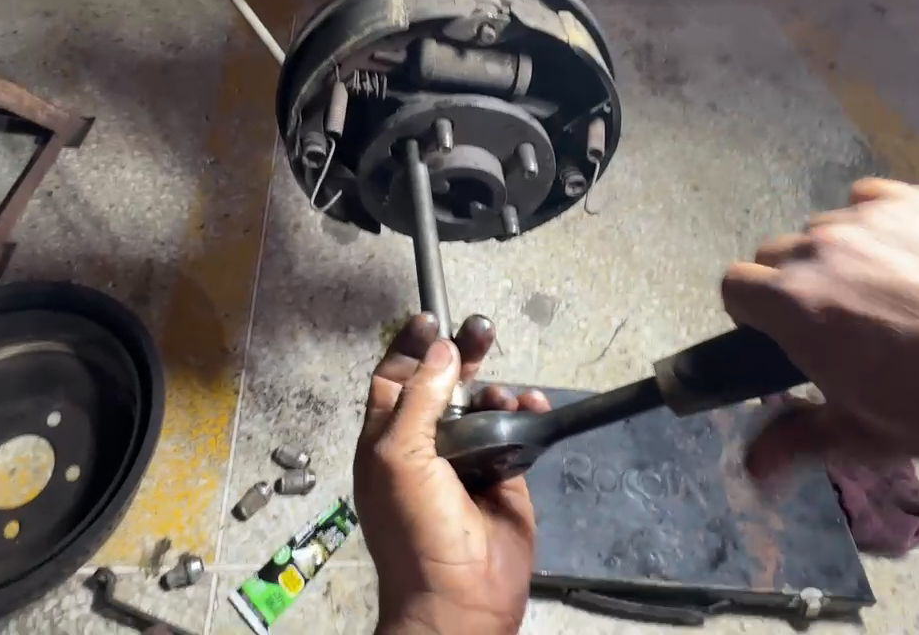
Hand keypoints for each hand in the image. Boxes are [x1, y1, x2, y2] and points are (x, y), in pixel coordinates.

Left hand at [354, 314, 551, 634]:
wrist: (460, 599)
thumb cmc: (415, 527)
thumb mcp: (399, 456)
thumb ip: (419, 397)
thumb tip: (441, 350)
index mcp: (388, 436)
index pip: (395, 376)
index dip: (411, 346)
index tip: (432, 320)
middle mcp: (425, 441)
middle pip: (443, 382)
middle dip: (461, 353)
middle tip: (482, 328)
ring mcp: (466, 457)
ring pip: (482, 403)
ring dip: (494, 389)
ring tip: (503, 393)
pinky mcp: (504, 473)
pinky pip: (515, 430)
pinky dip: (524, 412)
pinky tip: (530, 403)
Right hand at [722, 179, 918, 484]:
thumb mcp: (870, 436)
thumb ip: (797, 441)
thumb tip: (750, 472)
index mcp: (795, 304)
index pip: (734, 284)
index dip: (753, 313)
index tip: (788, 337)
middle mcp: (820, 248)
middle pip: (777, 254)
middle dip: (797, 285)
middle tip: (852, 326)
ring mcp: (871, 217)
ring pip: (829, 230)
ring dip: (844, 257)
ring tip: (904, 297)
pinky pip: (874, 202)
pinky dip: (884, 226)